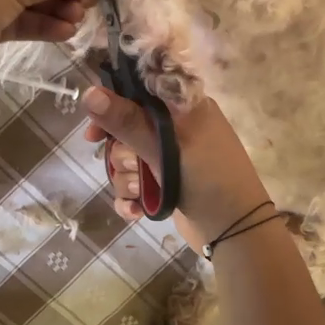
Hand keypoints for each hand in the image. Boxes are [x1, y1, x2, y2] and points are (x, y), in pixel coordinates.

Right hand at [82, 87, 272, 249]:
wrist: (235, 231)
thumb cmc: (209, 180)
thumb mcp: (166, 149)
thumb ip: (127, 122)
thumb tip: (89, 94)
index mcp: (181, 109)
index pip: (136, 94)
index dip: (111, 111)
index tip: (95, 134)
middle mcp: (173, 130)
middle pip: (124, 133)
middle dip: (122, 156)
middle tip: (137, 167)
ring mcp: (168, 160)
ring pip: (125, 163)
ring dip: (127, 181)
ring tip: (144, 192)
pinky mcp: (164, 186)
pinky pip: (132, 187)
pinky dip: (131, 199)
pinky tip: (136, 211)